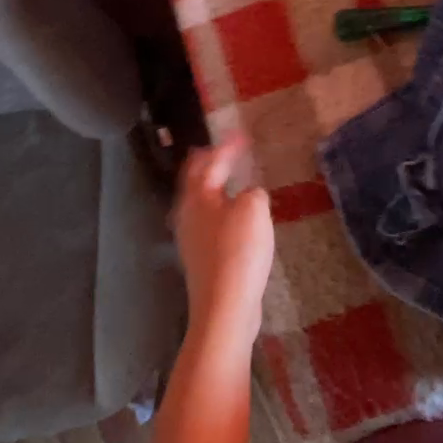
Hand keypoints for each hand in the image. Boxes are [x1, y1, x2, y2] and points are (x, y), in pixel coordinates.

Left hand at [172, 136, 274, 339]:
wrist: (224, 308)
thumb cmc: (238, 251)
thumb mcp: (255, 210)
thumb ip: (253, 193)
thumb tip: (249, 197)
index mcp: (198, 196)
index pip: (211, 162)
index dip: (228, 146)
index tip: (242, 134)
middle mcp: (188, 214)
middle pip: (195, 180)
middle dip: (209, 162)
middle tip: (225, 151)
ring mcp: (191, 239)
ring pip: (200, 202)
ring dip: (213, 187)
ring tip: (229, 179)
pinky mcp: (201, 259)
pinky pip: (208, 222)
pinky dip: (220, 209)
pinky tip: (233, 218)